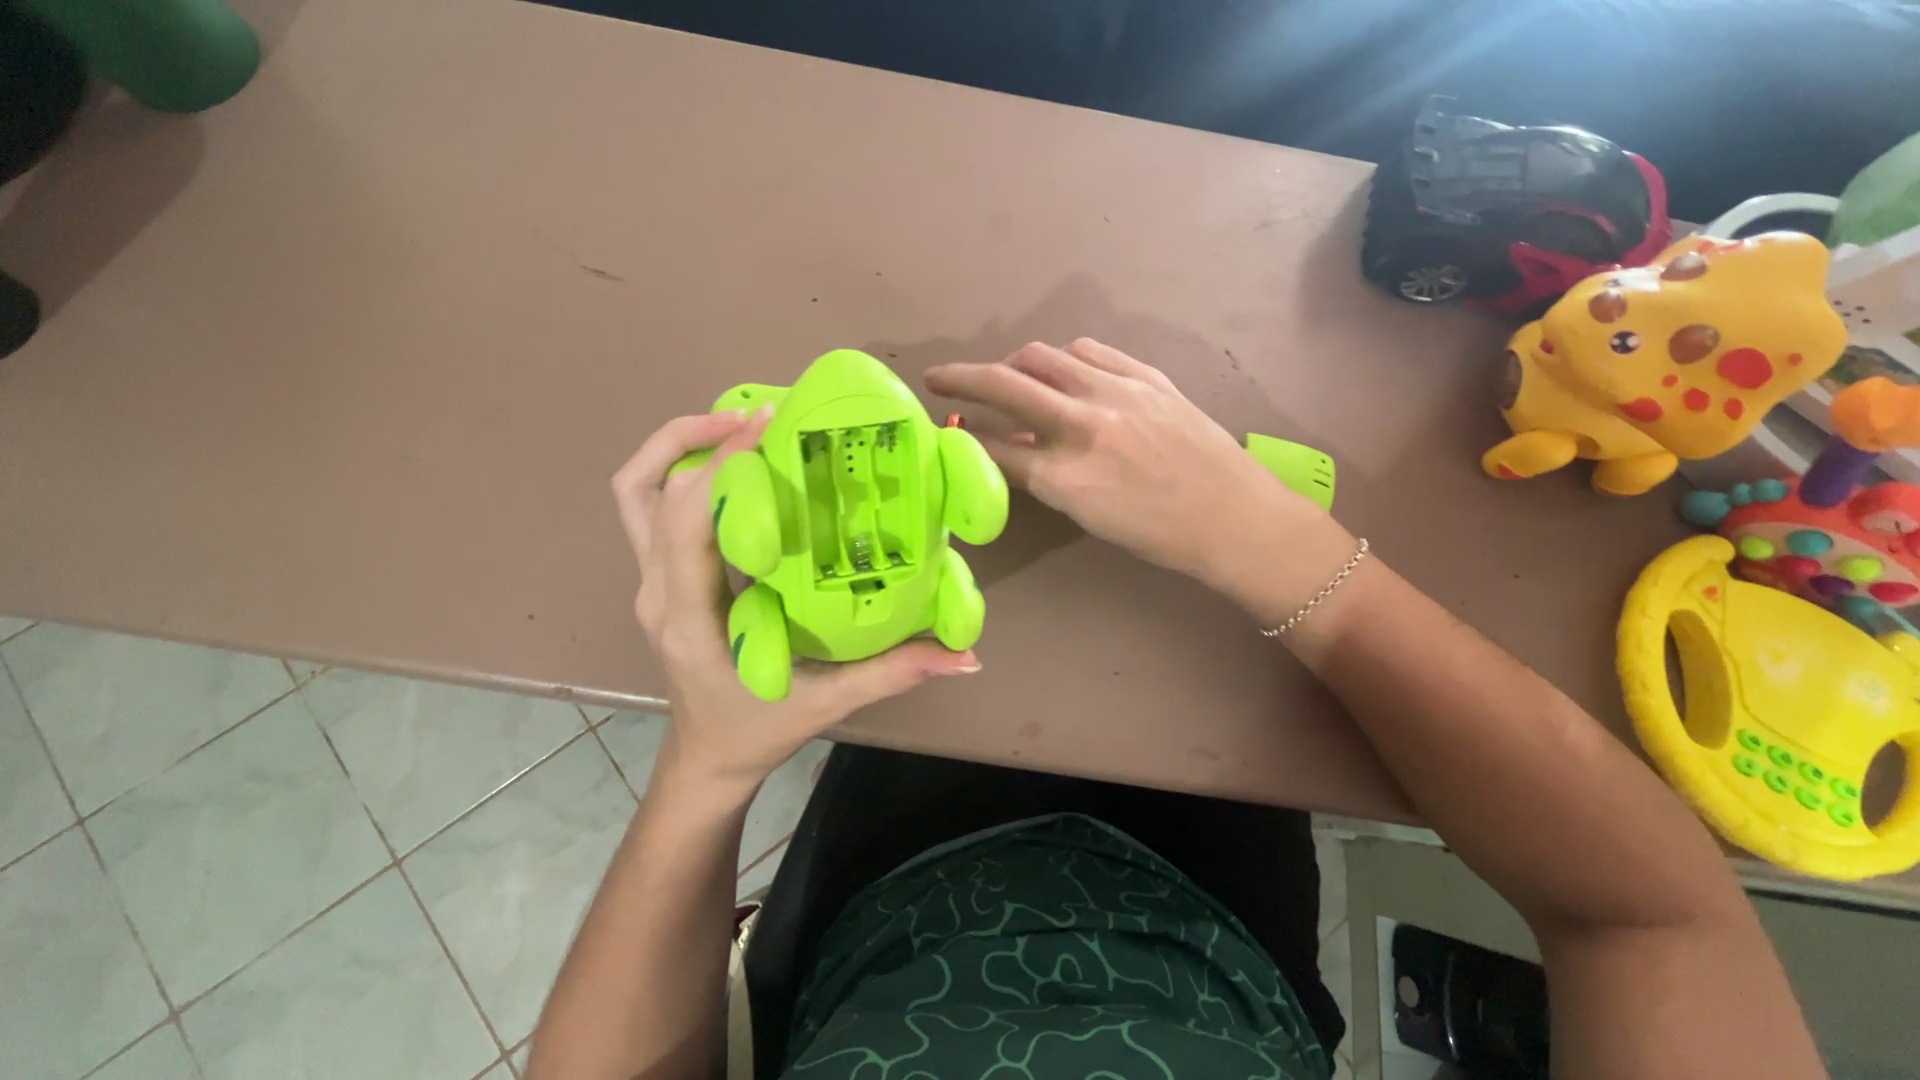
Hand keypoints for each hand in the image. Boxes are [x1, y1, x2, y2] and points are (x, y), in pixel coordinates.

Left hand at [611, 410, 980, 792]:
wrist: (707, 757)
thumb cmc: (758, 731)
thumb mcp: (826, 704)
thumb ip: (891, 675)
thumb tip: (964, 656)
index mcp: (691, 617)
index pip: (685, 524)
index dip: (720, 466)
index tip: (771, 427)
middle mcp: (658, 590)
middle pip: (650, 491)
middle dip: (701, 440)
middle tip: (767, 417)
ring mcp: (649, 581)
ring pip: (636, 491)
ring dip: (677, 445)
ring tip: (737, 423)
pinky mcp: (659, 575)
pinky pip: (648, 506)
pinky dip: (678, 469)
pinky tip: (731, 462)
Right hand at [925, 339, 1336, 606]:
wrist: (1234, 517)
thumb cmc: (1158, 533)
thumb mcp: (1087, 514)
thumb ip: (1042, 476)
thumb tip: (1010, 445)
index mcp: (1066, 474)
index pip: (994, 446)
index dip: (963, 437)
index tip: (945, 427)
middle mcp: (1083, 424)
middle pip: (1004, 385)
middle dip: (961, 378)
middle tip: (938, 378)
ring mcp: (1117, 392)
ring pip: (1044, 356)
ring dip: (1014, 364)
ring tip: (1009, 376)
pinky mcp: (1147, 376)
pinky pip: (1089, 350)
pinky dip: (1063, 357)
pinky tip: (1063, 369)